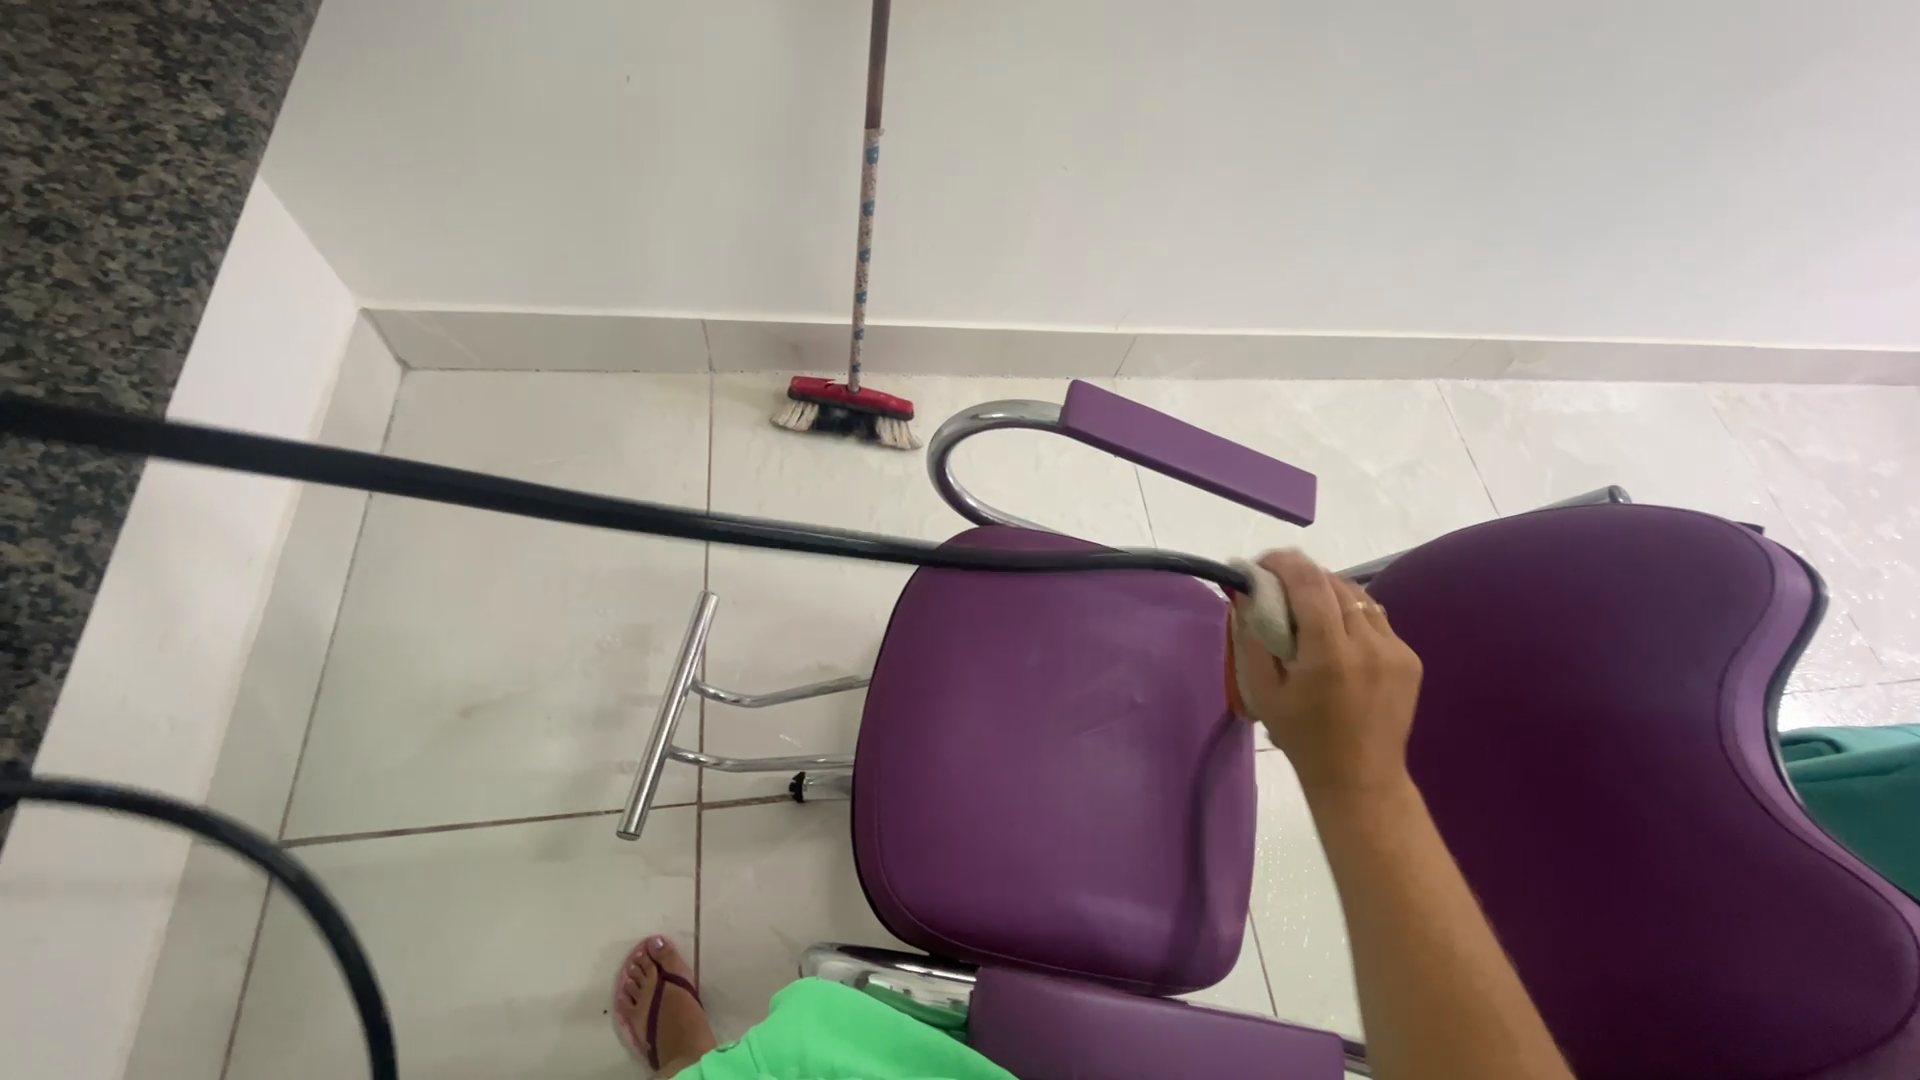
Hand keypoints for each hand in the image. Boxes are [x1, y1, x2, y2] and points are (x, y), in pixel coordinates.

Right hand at [1230, 550, 1422, 798]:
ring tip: (1303, 606)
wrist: (1360, 778)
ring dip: (1326, 591)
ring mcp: (1396, 649)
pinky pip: (1374, 618)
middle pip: (1333, 583)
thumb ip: (1251, 636)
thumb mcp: (1262, 690)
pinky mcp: (1409, 657)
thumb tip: (1245, 592)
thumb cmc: (1301, 737)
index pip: (1309, 583)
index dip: (1283, 563)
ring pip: (1357, 595)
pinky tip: (1334, 634)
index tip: (1261, 564)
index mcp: (1329, 653)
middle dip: (1301, 574)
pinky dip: (1349, 613)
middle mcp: (1368, 643)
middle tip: (1275, 585)